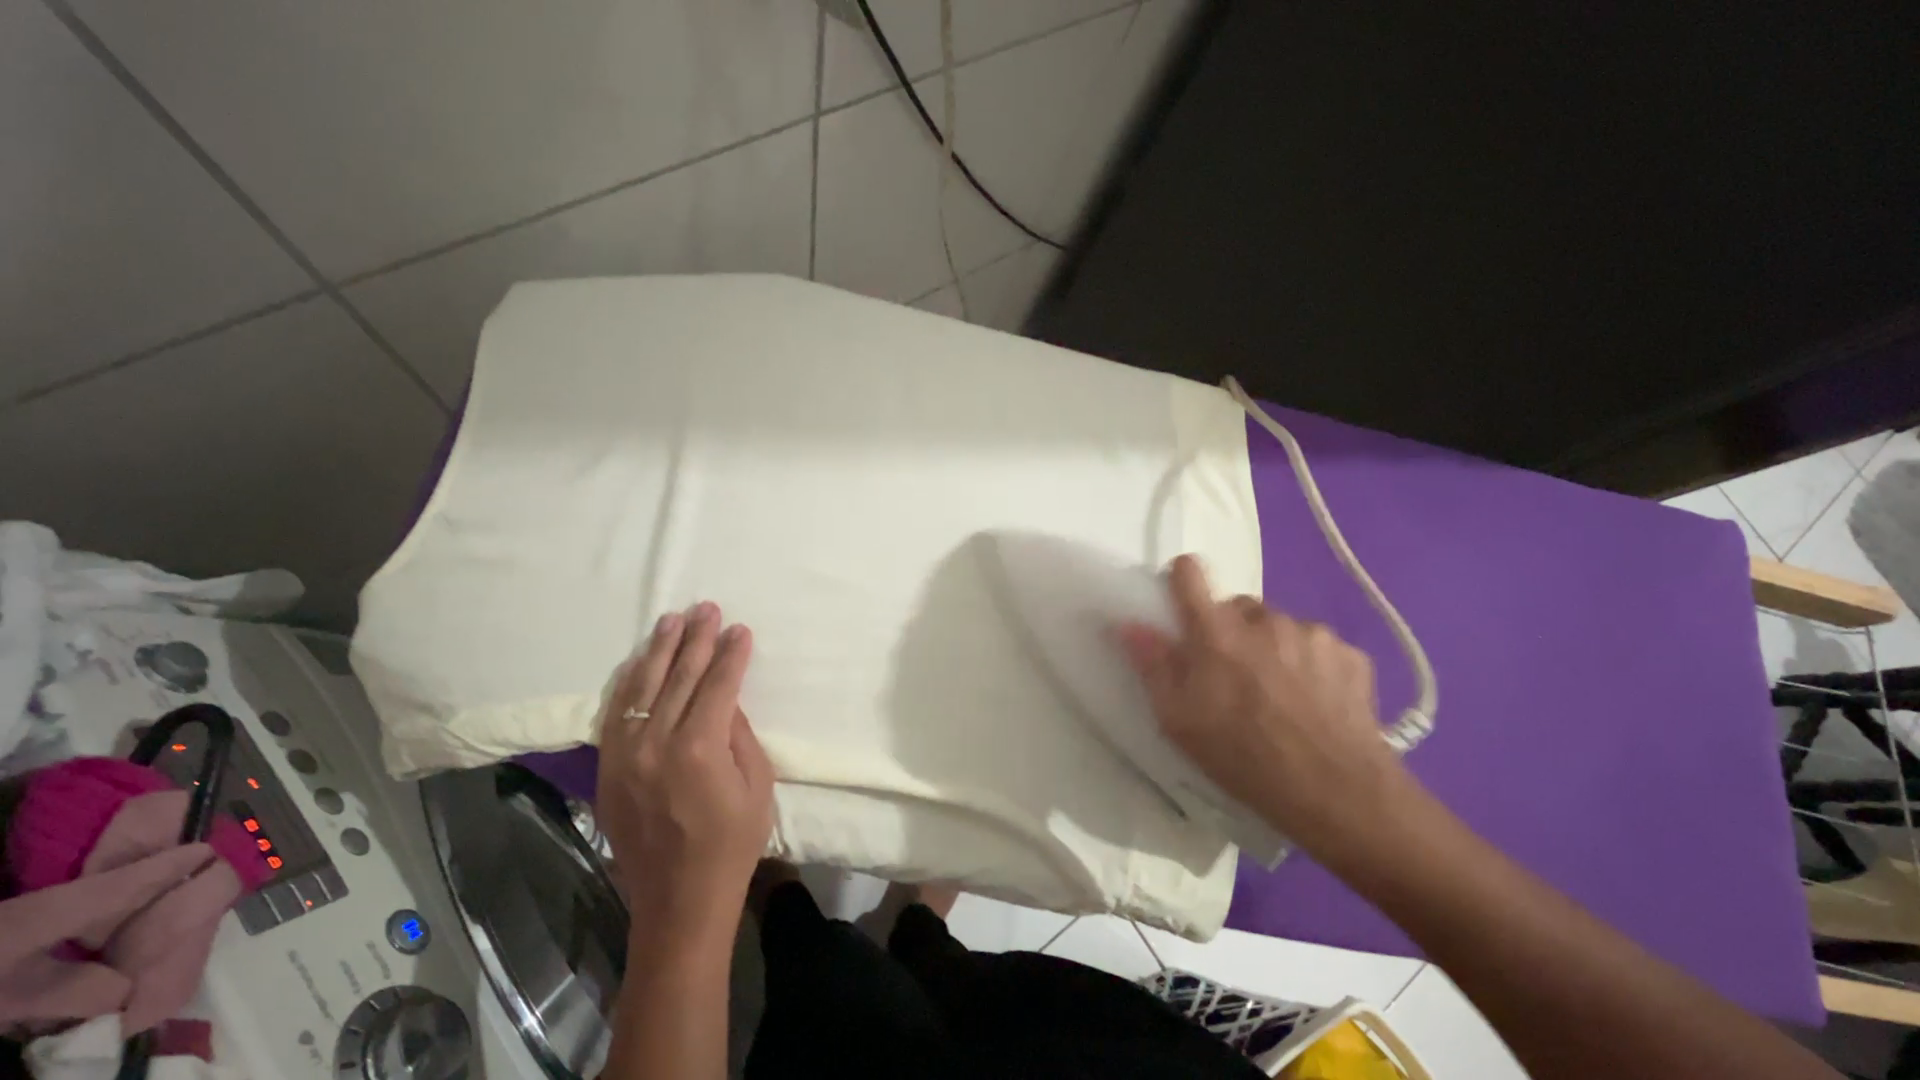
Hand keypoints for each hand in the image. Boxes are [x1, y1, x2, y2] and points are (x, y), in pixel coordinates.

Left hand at [596, 602, 774, 938]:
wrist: (679, 898)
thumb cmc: (731, 845)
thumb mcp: (757, 787)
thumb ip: (740, 736)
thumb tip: (726, 701)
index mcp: (699, 747)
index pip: (718, 685)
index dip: (732, 655)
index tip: (741, 630)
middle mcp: (656, 742)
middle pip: (679, 677)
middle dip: (697, 640)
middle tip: (707, 609)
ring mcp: (626, 754)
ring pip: (642, 688)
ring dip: (660, 651)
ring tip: (673, 621)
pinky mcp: (608, 768)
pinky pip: (616, 713)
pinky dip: (629, 683)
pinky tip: (641, 662)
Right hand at [1117, 555, 1409, 850]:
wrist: (1338, 794)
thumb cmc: (1245, 761)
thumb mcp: (1180, 724)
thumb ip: (1154, 667)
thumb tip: (1130, 625)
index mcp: (1216, 633)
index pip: (1190, 574)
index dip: (1182, 581)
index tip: (1182, 604)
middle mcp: (1265, 620)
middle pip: (1237, 607)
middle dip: (1231, 632)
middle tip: (1234, 677)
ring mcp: (1312, 633)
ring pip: (1280, 627)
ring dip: (1273, 648)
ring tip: (1280, 696)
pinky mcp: (1350, 653)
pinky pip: (1319, 647)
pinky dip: (1312, 666)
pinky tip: (1315, 704)